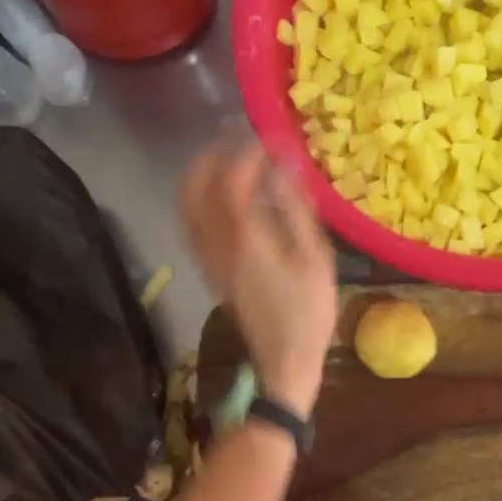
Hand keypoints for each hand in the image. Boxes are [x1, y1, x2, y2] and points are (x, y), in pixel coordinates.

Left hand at [182, 141, 337, 415]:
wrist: (285, 361)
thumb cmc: (308, 314)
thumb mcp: (315, 259)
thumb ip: (296, 209)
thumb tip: (286, 166)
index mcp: (244, 237)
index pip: (232, 177)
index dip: (248, 151)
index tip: (270, 139)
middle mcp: (216, 243)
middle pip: (195, 185)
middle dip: (212, 156)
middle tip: (238, 143)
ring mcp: (209, 259)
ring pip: (187, 205)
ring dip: (201, 176)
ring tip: (229, 164)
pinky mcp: (211, 272)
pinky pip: (193, 226)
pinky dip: (201, 202)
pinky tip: (224, 201)